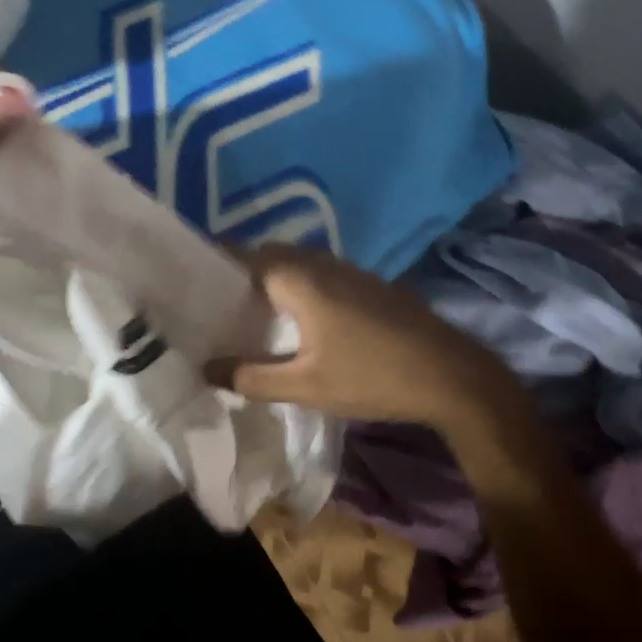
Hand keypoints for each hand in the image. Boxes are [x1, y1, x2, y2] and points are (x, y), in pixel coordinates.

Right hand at [208, 244, 530, 434]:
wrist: (453, 375)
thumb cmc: (373, 377)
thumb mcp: (306, 386)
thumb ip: (252, 377)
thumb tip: (205, 369)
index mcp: (298, 278)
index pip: (241, 255)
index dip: (213, 263)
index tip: (189, 281)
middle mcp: (319, 262)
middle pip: (266, 255)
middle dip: (238, 271)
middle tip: (213, 300)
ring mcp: (347, 269)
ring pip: (294, 261)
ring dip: (269, 277)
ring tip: (247, 308)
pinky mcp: (367, 282)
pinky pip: (316, 271)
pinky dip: (295, 283)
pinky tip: (295, 316)